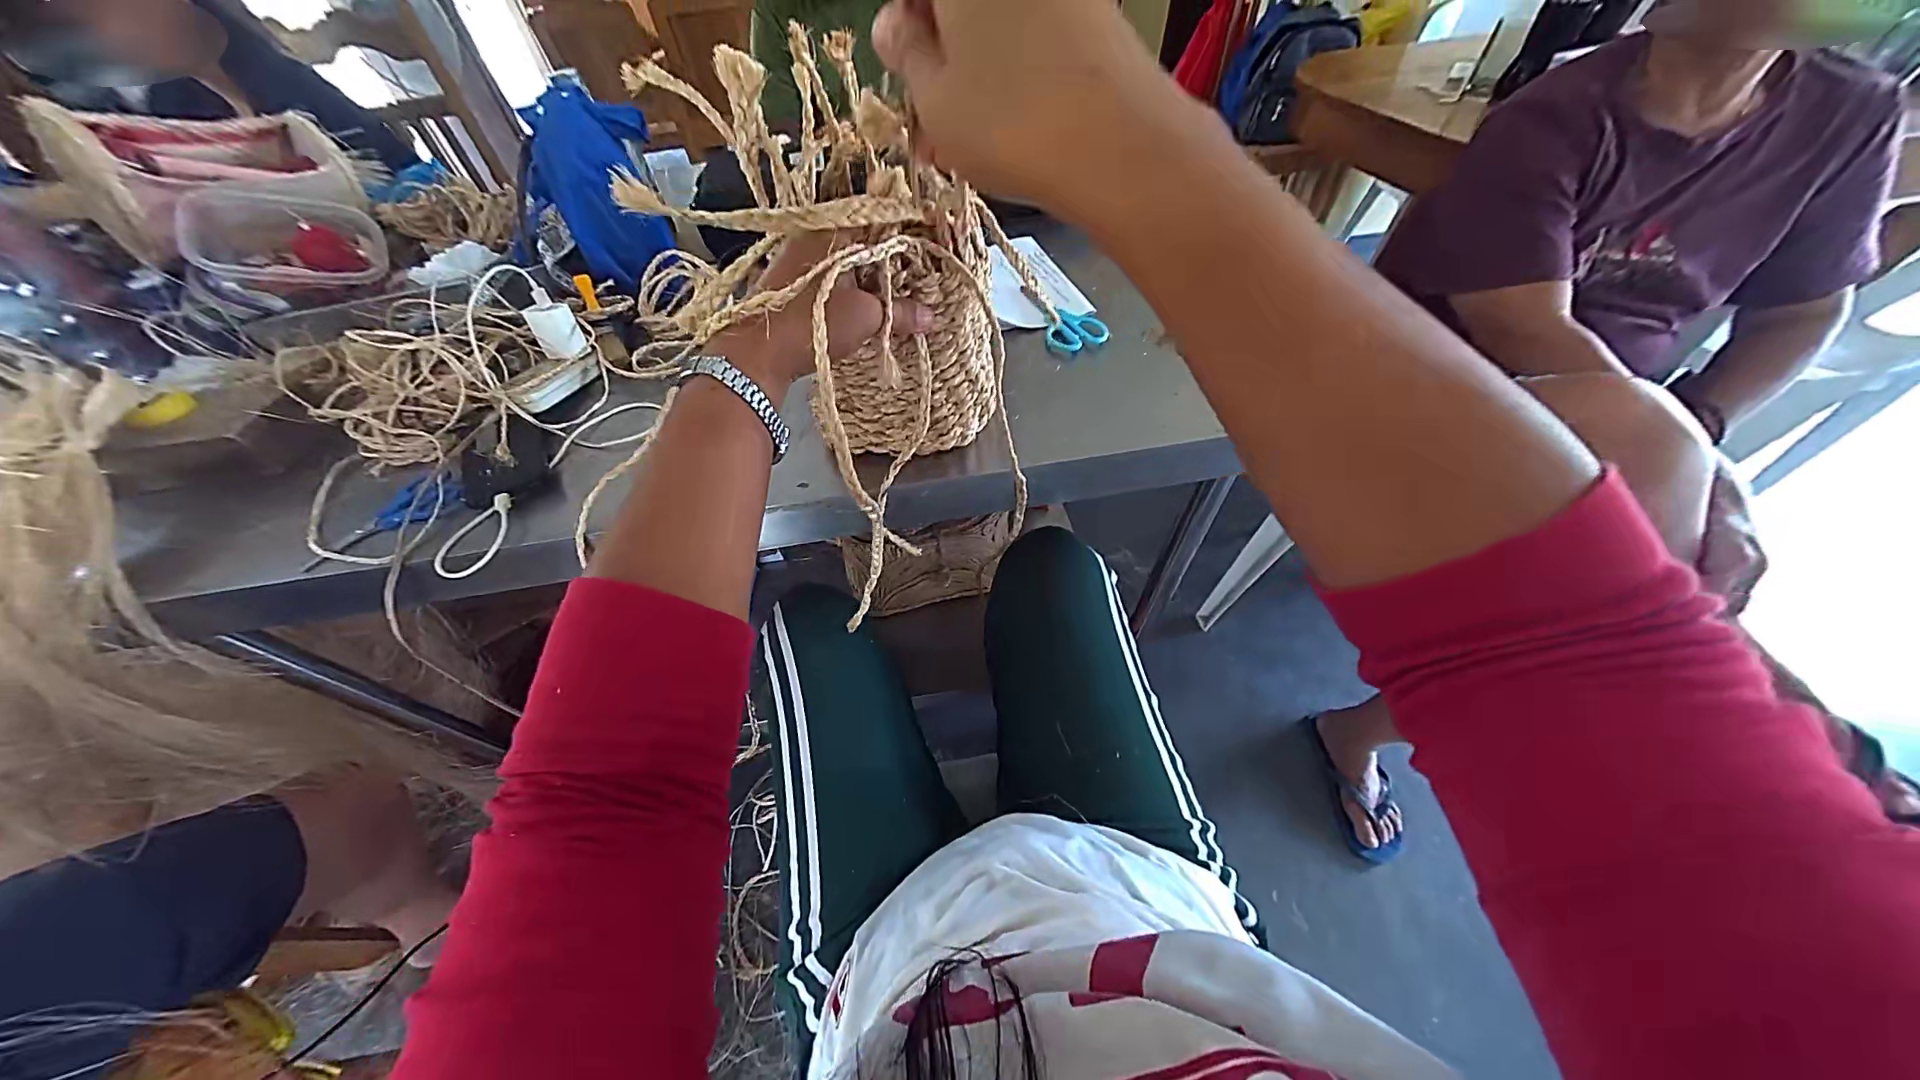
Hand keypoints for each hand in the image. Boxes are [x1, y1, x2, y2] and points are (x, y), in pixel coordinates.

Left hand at [707, 231, 929, 396]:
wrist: (756, 354)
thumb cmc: (811, 324)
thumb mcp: (865, 317)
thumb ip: (901, 312)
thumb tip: (931, 317)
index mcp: (835, 229)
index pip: (881, 216)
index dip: (908, 232)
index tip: (930, 252)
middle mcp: (816, 235)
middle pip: (866, 239)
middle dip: (893, 261)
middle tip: (919, 282)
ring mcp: (801, 259)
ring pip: (849, 261)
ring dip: (872, 279)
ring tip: (898, 299)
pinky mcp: (793, 284)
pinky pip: (833, 278)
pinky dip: (852, 290)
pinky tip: (867, 309)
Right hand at [871, 0, 1199, 208]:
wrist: (1119, 148)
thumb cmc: (1008, 123)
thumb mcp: (934, 100)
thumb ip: (906, 54)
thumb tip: (893, 25)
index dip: (903, 27)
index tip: (901, 68)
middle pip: (960, 7)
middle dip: (937, 53)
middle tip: (928, 118)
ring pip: (996, 23)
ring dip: (973, 72)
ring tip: (963, 139)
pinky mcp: (1095, 14)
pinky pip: (1033, 35)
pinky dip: (1011, 72)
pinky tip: (1006, 124)